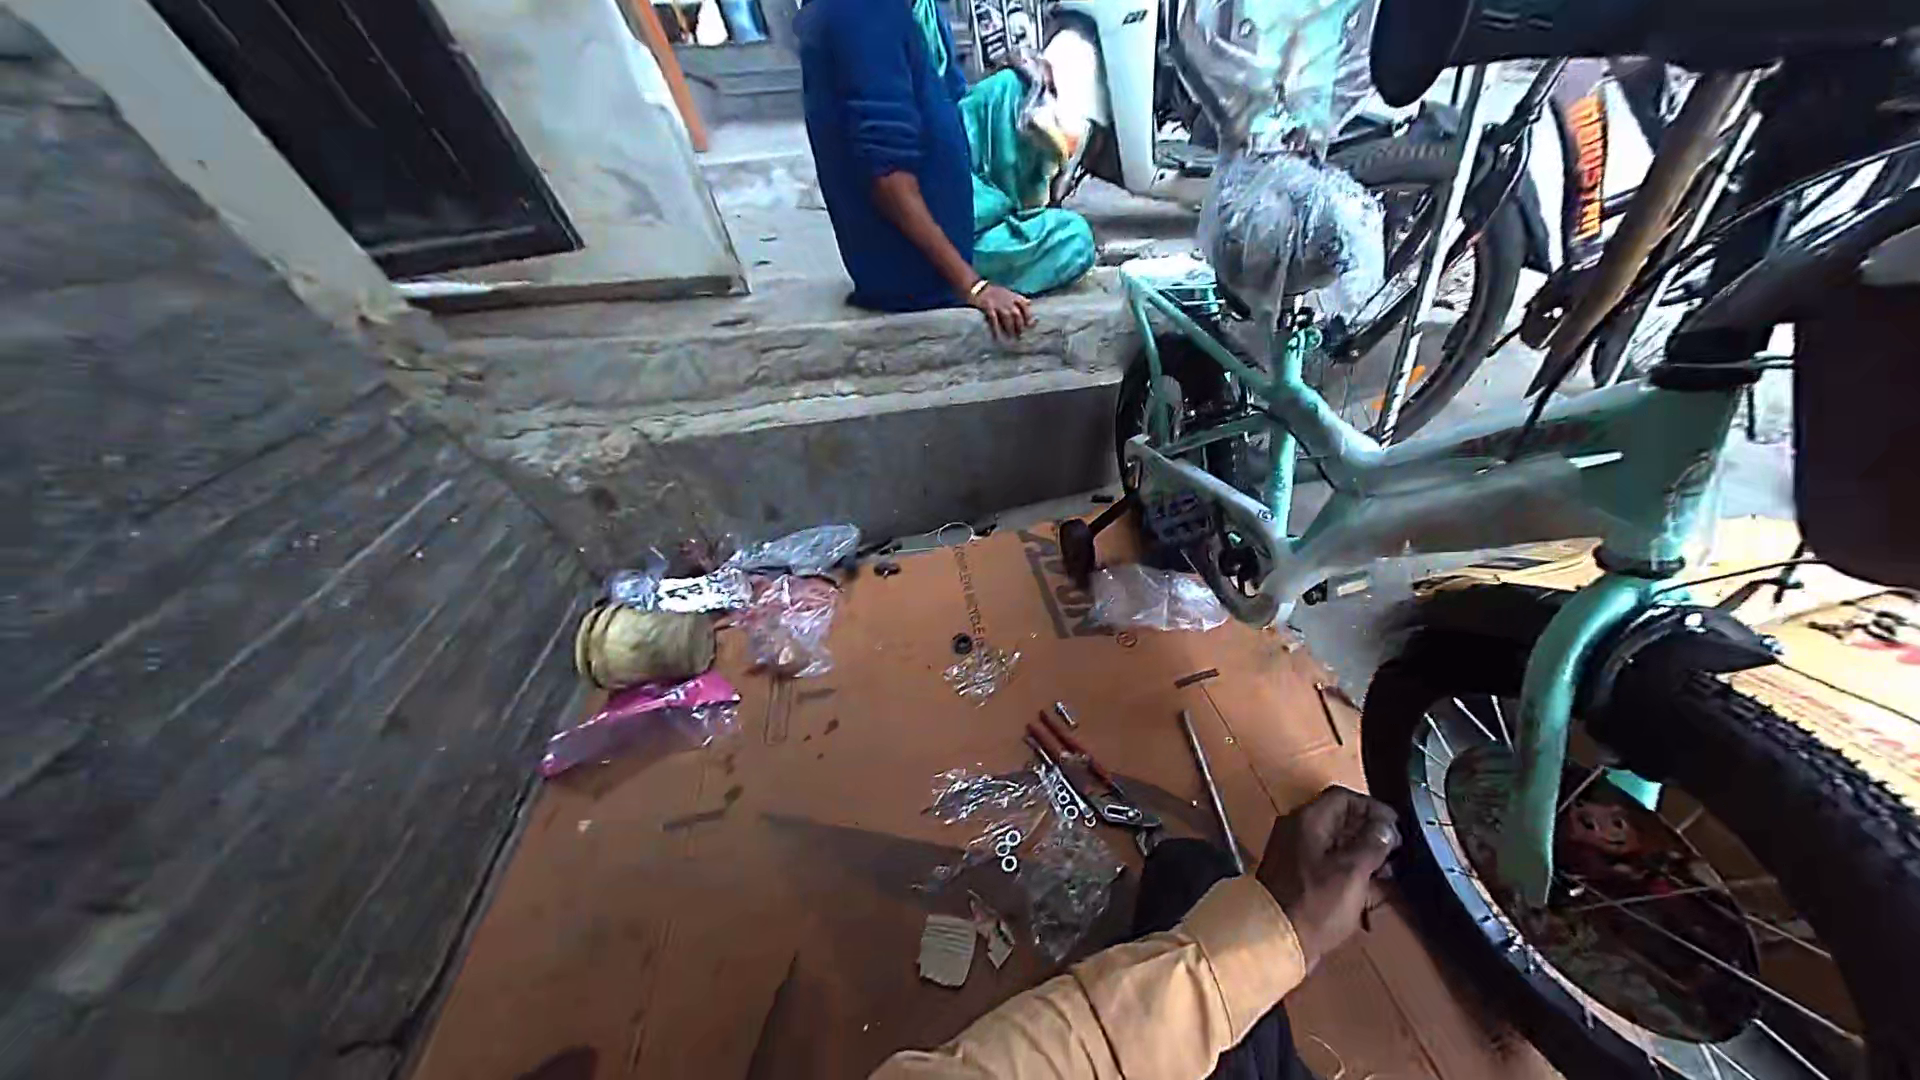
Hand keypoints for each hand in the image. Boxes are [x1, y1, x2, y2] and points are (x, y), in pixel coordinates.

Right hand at [968, 282, 1033, 339]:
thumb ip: (1018, 298)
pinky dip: (995, 329)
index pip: (1024, 306)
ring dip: (1010, 328)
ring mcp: (998, 303)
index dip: (1028, 316)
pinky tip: (996, 337)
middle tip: (1019, 336)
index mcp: (1013, 296)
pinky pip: (993, 319)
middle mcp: (1007, 300)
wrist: (978, 288)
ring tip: (1010, 338)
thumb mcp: (1008, 292)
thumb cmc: (994, 292)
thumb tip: (1029, 303)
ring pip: (1007, 317)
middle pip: (1016, 314)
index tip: (1030, 325)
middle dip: (1019, 325)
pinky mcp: (988, 307)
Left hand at [1256, 786, 1399, 972]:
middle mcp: (1297, 826)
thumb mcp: (1351, 872)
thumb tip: (1384, 827)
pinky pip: (1326, 857)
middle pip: (1338, 816)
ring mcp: (1294, 847)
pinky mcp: (1296, 869)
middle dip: (1369, 831)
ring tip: (1385, 873)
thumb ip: (1370, 845)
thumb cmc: (1316, 902)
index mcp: (1307, 819)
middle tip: (1394, 852)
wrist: (1277, 933)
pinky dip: (1347, 866)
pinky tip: (1366, 887)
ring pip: (1334, 838)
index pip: (1342, 797)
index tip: (1396, 827)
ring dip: (1361, 851)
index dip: (1372, 807)